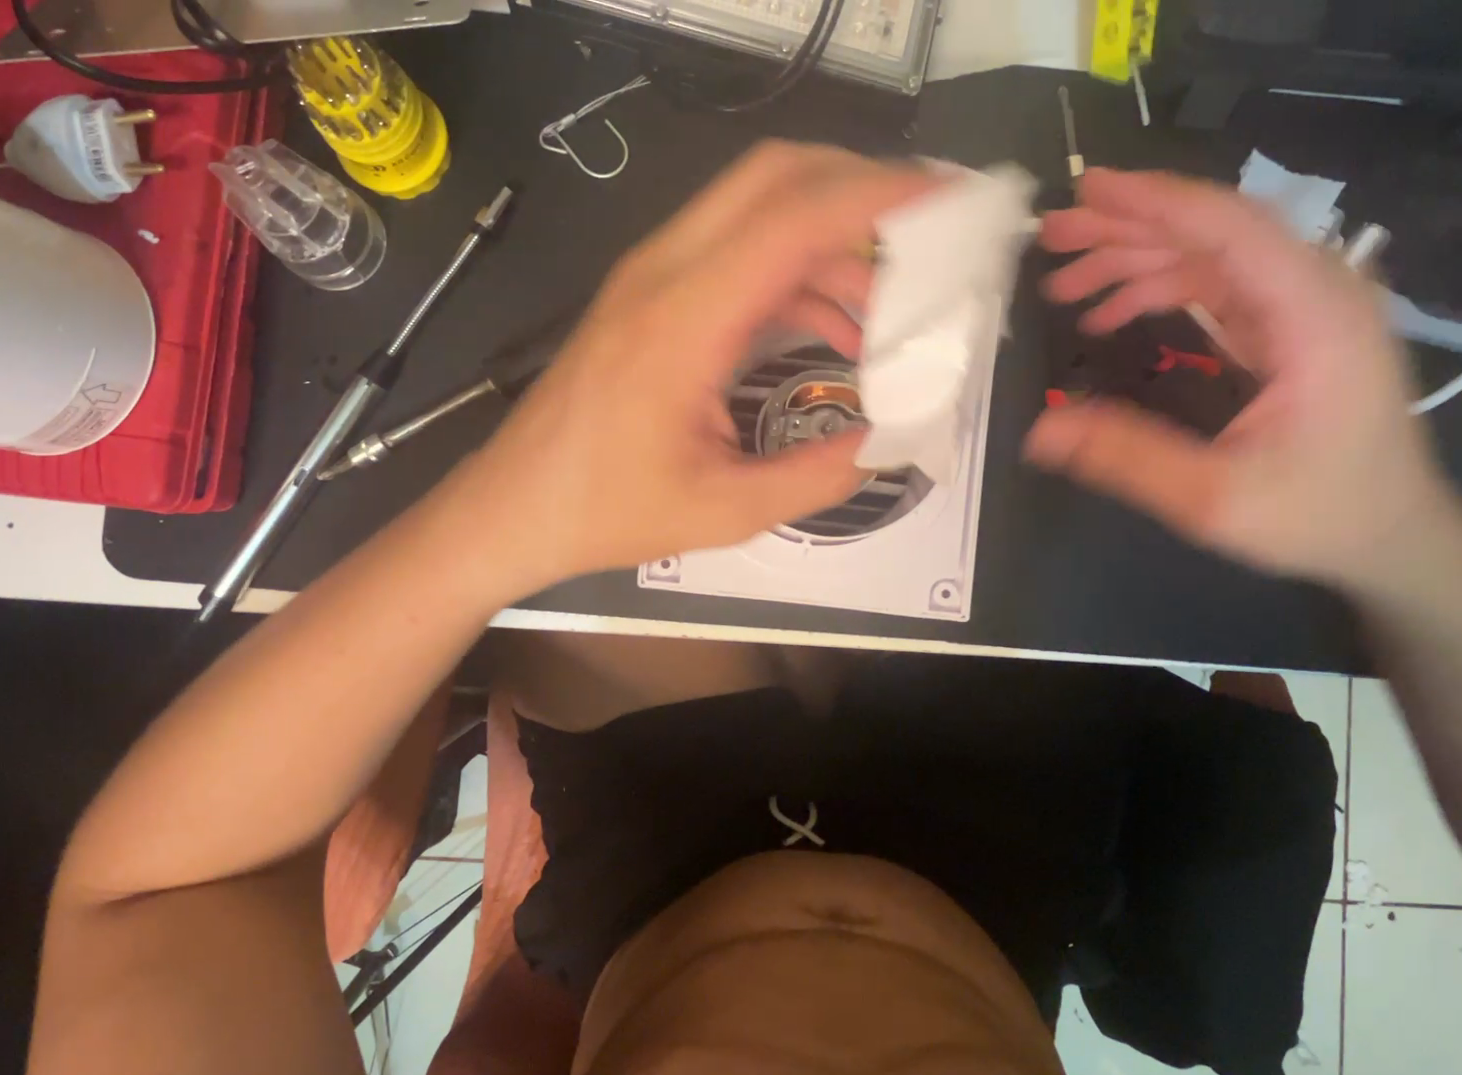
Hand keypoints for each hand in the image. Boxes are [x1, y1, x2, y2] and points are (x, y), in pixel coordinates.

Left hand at [448, 142, 937, 592]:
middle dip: (861, 188)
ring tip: (889, 310)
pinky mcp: (649, 294)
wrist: (513, 506)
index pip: (792, 217)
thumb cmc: (605, 512)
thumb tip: (889, 443)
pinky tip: (833, 327)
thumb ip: (818, 476)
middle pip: (774, 176)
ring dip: (831, 240)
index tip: (948, 201)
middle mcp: (663, 274)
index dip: (878, 196)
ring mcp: (651, 276)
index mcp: (682, 320)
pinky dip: (796, 271)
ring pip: (757, 208)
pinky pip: (736, 251)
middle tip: (929, 232)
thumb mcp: (724, 511)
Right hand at [1024, 167, 1461, 589]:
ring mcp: (1304, 306)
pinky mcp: (1289, 326)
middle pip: (1214, 231)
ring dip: (1134, 259)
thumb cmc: (1320, 515)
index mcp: (1315, 316)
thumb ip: (1127, 459)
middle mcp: (1316, 292)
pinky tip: (1108, 314)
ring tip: (1062, 281)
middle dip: (1127, 228)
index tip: (1087, 190)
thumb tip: (1039, 432)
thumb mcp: (1215, 499)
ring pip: (1209, 254)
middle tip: (1051, 236)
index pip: (1231, 230)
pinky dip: (1158, 290)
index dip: (1155, 203)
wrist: (1393, 535)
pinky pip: (1216, 286)